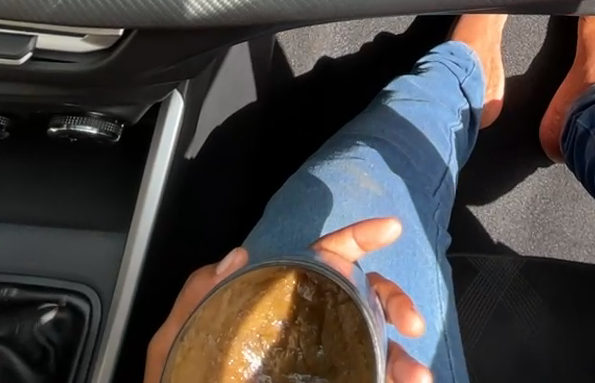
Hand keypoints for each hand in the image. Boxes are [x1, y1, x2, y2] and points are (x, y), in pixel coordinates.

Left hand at [143, 217, 432, 382]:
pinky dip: (393, 382)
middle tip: (412, 324)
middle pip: (365, 298)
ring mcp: (324, 363)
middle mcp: (313, 325)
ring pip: (376, 348)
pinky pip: (368, 379)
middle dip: (396, 302)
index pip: (327, 256)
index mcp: (285, 298)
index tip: (391, 227)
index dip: (360, 236)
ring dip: (403, 360)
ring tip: (417, 378)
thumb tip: (238, 254)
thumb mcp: (177, 341)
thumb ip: (199, 296)